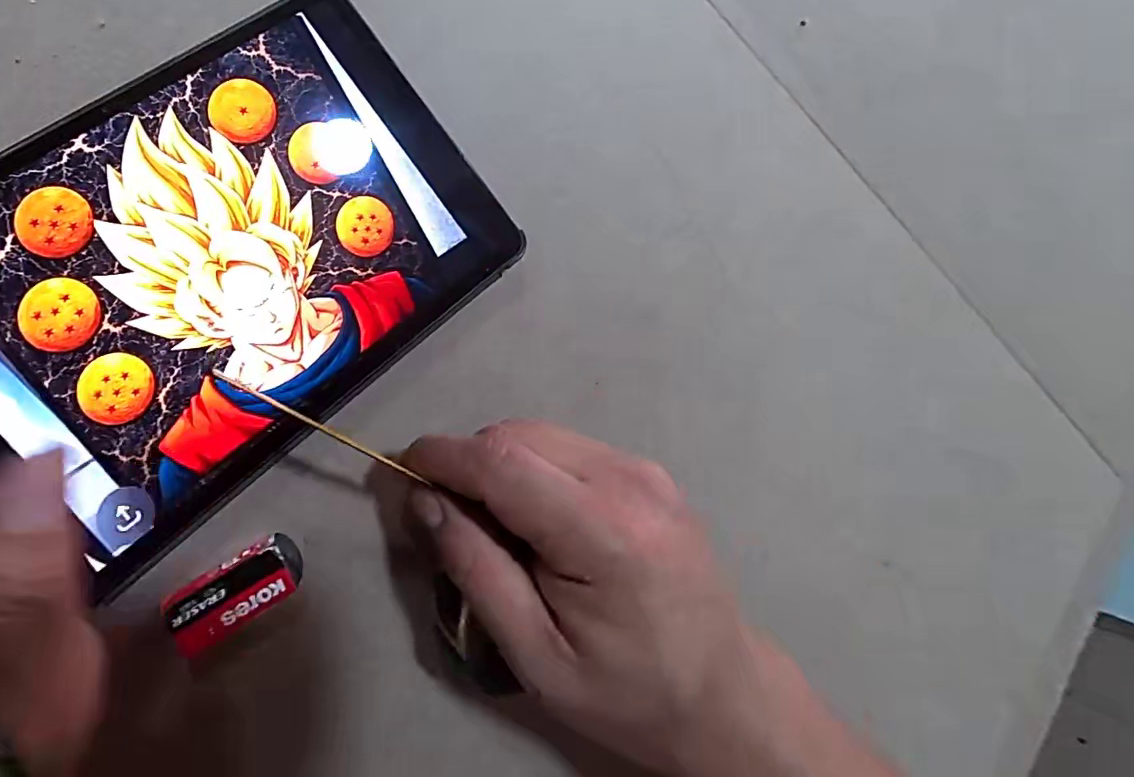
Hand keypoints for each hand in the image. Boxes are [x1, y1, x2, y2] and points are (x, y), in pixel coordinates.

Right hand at [403, 421, 898, 776]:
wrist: (730, 700)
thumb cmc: (629, 692)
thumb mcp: (534, 653)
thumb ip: (474, 568)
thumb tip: (423, 498)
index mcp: (606, 534)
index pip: (501, 462)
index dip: (442, 455)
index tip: (403, 468)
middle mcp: (629, 482)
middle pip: (513, 436)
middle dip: (465, 461)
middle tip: (448, 511)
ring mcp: (643, 469)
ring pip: (532, 432)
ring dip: (493, 461)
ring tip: (493, 519)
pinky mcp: (643, 468)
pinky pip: (558, 443)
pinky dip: (524, 463)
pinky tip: (532, 513)